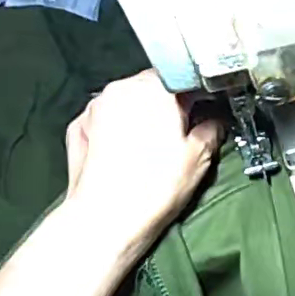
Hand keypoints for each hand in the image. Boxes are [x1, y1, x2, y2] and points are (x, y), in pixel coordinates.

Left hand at [62, 70, 222, 254]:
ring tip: (159, 146)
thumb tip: (216, 122)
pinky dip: (122, 128)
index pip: (185, 75)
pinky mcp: (79, 129)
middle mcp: (119, 89)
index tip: (213, 108)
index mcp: (153, 89)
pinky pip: (108, 120)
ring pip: (130, 102)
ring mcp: (94, 108)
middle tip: (187, 132)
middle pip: (154, 86)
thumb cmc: (154, 187)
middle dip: (172, 104)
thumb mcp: (198, 158)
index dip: (202, 92)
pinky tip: (132, 152)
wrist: (106, 220)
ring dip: (146, 115)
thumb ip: (212, 130)